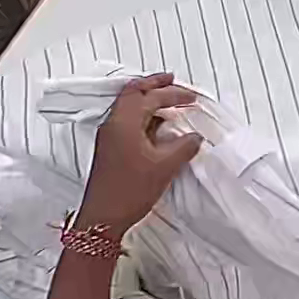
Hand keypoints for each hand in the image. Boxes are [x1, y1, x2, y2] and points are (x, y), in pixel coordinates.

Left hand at [76, 73, 202, 231]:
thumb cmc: (132, 189)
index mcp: (125, 122)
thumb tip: (195, 136)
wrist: (102, 218)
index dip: (174, 94)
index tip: (193, 98)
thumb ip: (184, 146)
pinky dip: (143, 114)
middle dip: (153, 85)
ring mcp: (109, 136)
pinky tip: (157, 124)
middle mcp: (113, 123)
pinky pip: (127, 119)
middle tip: (172, 80)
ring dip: (147, 99)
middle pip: (132, 92)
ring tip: (168, 100)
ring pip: (127, 105)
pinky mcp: (110, 148)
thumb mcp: (165, 166)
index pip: (151, 98)